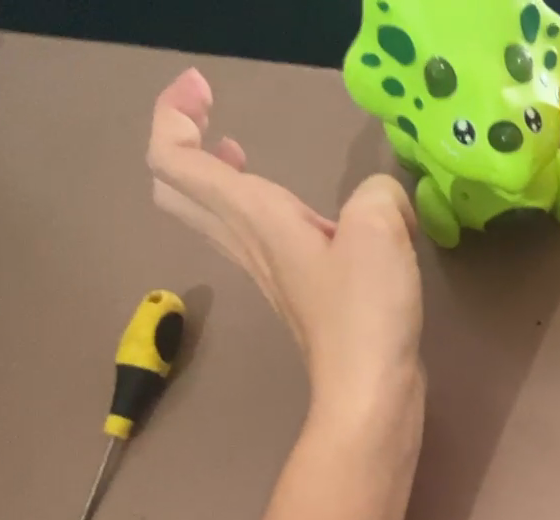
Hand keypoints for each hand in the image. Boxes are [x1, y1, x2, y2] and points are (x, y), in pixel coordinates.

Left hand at [148, 69, 423, 423]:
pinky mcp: (300, 299)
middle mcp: (250, 244)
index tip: (205, 90)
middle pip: (178, 189)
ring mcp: (272, 276)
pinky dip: (263, 214)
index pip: (174, 155)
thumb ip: (380, 196)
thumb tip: (386, 202)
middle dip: (185, 146)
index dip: (173, 112)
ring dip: (220, 179)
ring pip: (214, 216)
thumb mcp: (379, 231)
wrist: (369, 389)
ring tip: (249, 159)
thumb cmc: (364, 311)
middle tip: (218, 127)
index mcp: (254, 217)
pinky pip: (258, 242)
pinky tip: (311, 222)